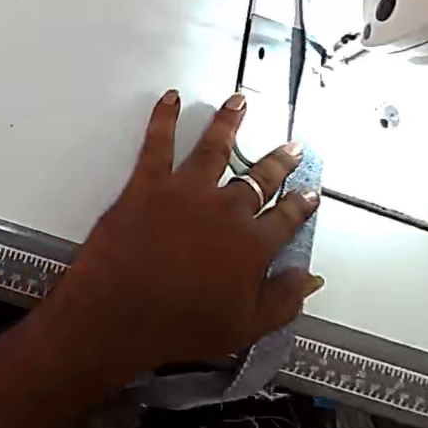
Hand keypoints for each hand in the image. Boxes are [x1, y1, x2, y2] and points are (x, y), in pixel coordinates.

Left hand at [36, 90, 321, 382]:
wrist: (119, 311)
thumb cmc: (176, 324)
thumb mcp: (243, 327)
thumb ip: (281, 301)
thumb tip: (308, 280)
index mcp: (250, 246)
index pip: (285, 219)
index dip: (300, 205)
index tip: (309, 193)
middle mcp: (223, 210)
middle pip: (258, 178)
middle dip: (278, 161)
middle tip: (291, 147)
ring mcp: (185, 191)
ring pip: (214, 147)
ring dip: (229, 122)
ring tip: (238, 103)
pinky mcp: (148, 182)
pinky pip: (158, 141)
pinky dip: (164, 117)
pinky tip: (170, 99)